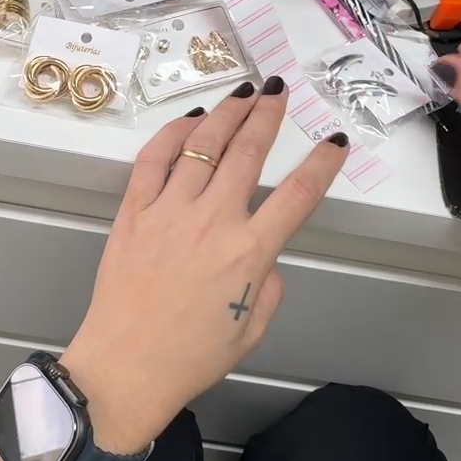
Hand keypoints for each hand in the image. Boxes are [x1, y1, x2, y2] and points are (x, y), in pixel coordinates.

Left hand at [61, 79, 349, 453]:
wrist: (125, 369)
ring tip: (242, 92)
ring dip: (226, 113)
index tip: (335, 142)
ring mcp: (169, 211)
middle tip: (277, 91)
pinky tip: (190, 120)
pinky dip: (172, 133)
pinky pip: (153, 160)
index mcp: (249, 252)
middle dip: (267, 115)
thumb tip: (262, 254)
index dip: (322, 164)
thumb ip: (268, 282)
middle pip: (248, 152)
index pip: (297, 195)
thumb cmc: (192, 357)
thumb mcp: (253, 328)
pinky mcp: (134, 212)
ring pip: (203, 146)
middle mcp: (212, 221)